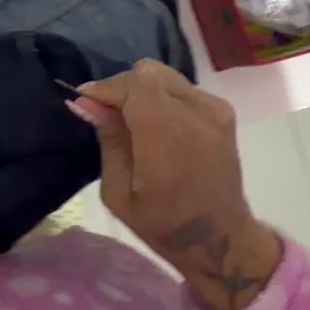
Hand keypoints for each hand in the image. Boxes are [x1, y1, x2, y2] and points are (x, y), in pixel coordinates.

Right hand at [68, 60, 282, 309]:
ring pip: (165, 75)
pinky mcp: (223, 110)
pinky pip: (182, 87)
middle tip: (107, 112)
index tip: (86, 101)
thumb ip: (108, 139)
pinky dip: (162, 96)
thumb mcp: (119, 192)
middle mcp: (195, 114)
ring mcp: (214, 109)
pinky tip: (157, 123)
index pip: (135, 84)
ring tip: (132, 119)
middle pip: (149, 72)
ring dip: (142, 90)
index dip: (106, 87)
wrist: (220, 237)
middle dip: (122, 86)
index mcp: (167, 138)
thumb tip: (86, 102)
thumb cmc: (163, 223)